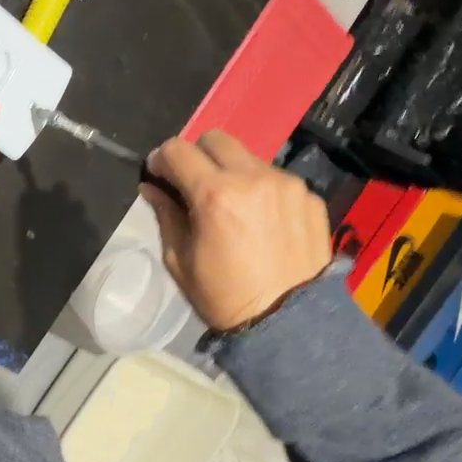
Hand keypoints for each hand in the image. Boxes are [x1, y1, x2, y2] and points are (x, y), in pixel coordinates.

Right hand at [141, 131, 331, 331]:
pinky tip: (262, 222)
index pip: (177, 150)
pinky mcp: (309, 196)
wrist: (286, 322)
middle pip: (216, 139)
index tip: (160, 175)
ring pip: (248, 157)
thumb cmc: (223, 297)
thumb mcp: (179, 260)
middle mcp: (253, 177)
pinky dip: (261, 190)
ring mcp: (286, 184)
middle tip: (194, 184)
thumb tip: (152, 188)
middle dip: (197, 155)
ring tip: (232, 207)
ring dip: (232, 172)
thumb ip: (165, 215)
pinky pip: (276, 179)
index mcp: (215, 194)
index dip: (161, 159)